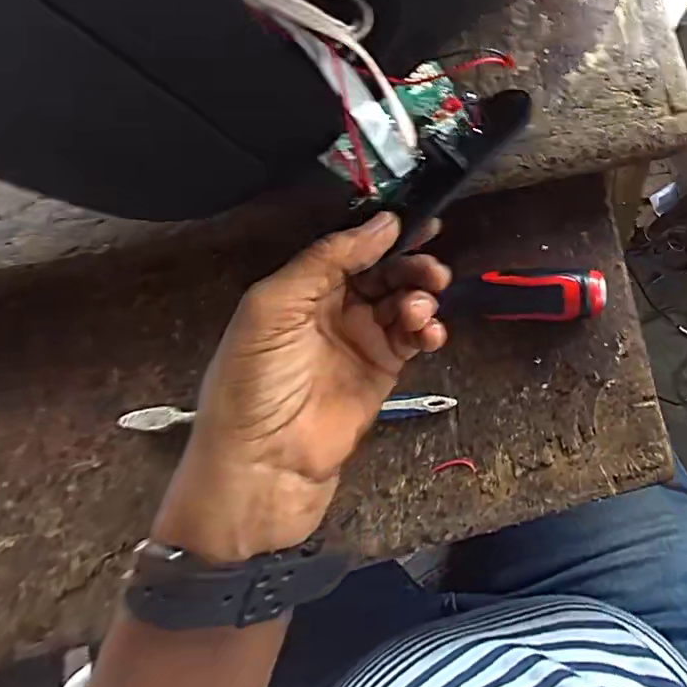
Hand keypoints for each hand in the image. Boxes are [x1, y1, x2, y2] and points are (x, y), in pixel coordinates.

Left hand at [151, 213, 450, 562]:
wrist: (267, 463)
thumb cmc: (255, 384)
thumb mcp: (274, 308)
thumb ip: (327, 259)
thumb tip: (383, 223)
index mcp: (303, 287)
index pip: (351, 248)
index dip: (384, 234)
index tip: (417, 225)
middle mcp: (335, 306)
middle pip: (386, 270)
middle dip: (412, 265)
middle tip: (431, 271)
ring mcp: (363, 336)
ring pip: (405, 299)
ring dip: (421, 297)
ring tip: (420, 311)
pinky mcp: (387, 365)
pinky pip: (416, 335)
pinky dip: (429, 329)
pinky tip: (429, 334)